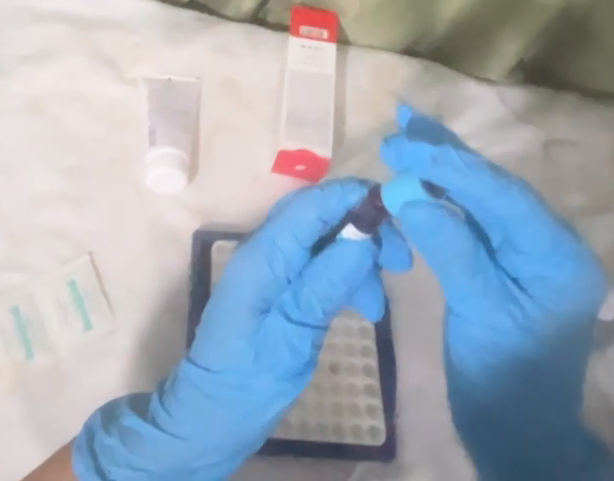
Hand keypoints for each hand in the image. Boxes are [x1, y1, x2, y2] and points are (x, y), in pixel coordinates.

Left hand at [71, 180, 408, 480]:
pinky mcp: (283, 285)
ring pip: (325, 238)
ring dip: (359, 258)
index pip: (312, 203)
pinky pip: (321, 262)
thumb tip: (365, 235)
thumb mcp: (293, 337)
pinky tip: (364, 307)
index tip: (399, 211)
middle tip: (400, 262)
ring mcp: (274, 266)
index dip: (354, 197)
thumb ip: (326, 284)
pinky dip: (347, 276)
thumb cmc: (249, 379)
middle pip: (321, 214)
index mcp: (263, 255)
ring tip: (377, 304)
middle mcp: (266, 249)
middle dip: (364, 227)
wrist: (213, 415)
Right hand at [380, 107, 613, 480]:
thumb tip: (407, 190)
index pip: (500, 193)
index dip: (448, 163)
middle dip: (446, 153)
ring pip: (483, 195)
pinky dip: (444, 194)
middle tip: (401, 121)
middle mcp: (550, 243)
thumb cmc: (504, 383)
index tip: (399, 143)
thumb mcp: (477, 316)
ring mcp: (530, 252)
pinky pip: (476, 217)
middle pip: (493, 185)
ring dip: (442, 166)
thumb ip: (450, 248)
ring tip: (405, 132)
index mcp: (557, 256)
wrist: (522, 440)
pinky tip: (418, 177)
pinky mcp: (509, 262)